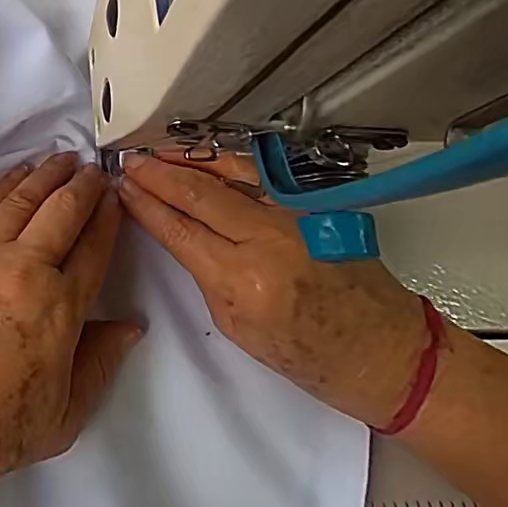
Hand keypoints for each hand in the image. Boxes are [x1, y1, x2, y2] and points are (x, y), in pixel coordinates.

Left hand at [0, 151, 143, 506]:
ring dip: (46, 175)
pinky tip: (18, 175)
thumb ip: (99, 364)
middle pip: (61, 213)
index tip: (119, 198)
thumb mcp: (64, 416)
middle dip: (83, 187)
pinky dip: (5, 186)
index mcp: (61, 308)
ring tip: (63, 158)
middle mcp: (25, 269)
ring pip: (22, 201)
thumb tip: (129, 325)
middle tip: (97, 169)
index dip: (109, 220)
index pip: (94, 250)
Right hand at [113, 151, 427, 427]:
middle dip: (156, 173)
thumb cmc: (307, 354)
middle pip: (197, 192)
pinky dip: (225, 162)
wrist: (387, 352)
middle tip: (128, 161)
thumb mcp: (234, 324)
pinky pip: (259, 176)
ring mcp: (297, 216)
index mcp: (243, 279)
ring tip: (156, 152)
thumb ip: (204, 273)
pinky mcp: (316, 207)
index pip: (178, 228)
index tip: (121, 188)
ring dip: (187, 159)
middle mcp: (270, 239)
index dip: (144, 204)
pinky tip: (203, 158)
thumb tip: (178, 233)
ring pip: (229, 172)